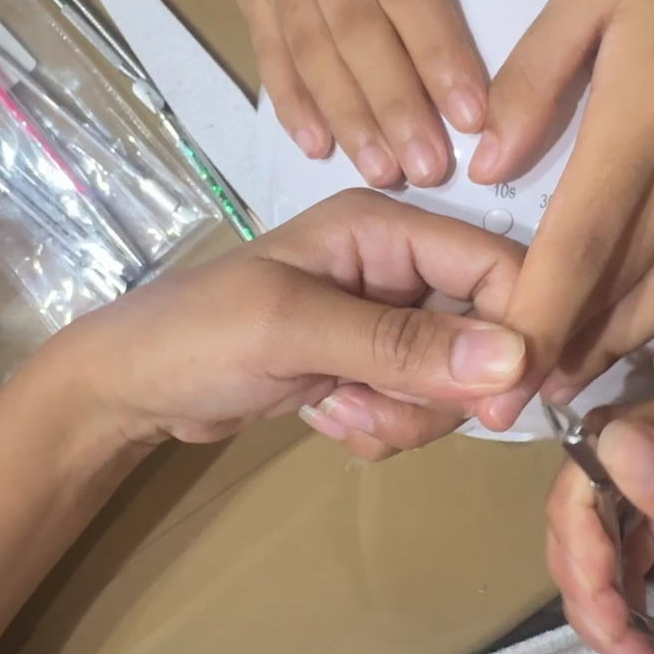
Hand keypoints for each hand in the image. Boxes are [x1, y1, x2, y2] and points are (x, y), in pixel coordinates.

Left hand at [47, 190, 528, 458]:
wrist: (136, 388)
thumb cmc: (198, 335)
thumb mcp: (291, 329)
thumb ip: (399, 344)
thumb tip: (514, 360)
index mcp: (385, 228)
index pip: (494, 264)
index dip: (517, 329)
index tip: (504, 403)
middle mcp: (397, 267)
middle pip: (483, 332)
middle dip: (439, 388)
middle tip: (377, 407)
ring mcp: (386, 320)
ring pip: (453, 381)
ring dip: (404, 413)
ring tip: (337, 409)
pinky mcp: (373, 365)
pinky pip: (419, 406)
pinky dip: (384, 425)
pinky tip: (328, 414)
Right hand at [224, 0, 484, 187]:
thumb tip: (453, 64)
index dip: (440, 55)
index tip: (472, 116)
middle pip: (358, 32)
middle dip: (395, 105)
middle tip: (427, 167)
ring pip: (313, 52)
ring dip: (348, 118)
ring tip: (381, 170)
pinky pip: (269, 55)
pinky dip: (292, 104)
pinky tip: (317, 147)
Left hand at [467, 0, 653, 427]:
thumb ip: (529, 86)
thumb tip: (486, 169)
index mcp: (647, 112)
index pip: (579, 243)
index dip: (537, 318)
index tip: (500, 378)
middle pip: (628, 279)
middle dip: (570, 347)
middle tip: (521, 400)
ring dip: (625, 341)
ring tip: (574, 382)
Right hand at [546, 367, 653, 653]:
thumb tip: (612, 440)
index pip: (625, 430)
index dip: (591, 503)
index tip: (602, 592)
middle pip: (595, 464)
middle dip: (585, 554)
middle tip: (612, 638)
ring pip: (589, 497)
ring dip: (591, 579)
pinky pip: (609, 521)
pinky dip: (606, 583)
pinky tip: (631, 638)